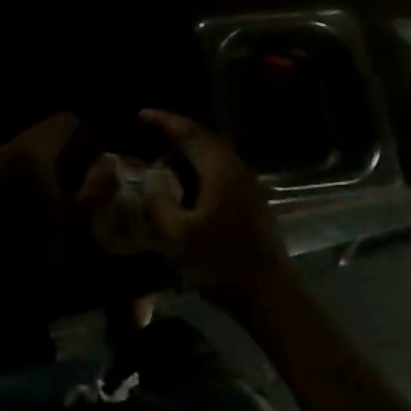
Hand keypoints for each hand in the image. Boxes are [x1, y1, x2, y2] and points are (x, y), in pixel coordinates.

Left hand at [0, 113, 115, 324]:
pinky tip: (51, 190)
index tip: (102, 160)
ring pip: (37, 140)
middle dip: (74, 144)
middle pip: (51, 128)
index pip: (67, 121)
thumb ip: (98, 185)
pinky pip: (24, 154)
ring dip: (57, 153)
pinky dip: (41, 163)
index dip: (90, 136)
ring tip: (73, 183)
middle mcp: (13, 147)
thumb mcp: (79, 220)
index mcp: (34, 153)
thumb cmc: (37, 249)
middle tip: (91, 171)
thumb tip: (111, 161)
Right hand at [140, 109, 296, 309]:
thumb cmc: (220, 263)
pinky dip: (197, 169)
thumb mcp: (177, 235)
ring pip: (213, 157)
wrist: (269, 296)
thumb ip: (159, 201)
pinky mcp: (251, 203)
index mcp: (220, 171)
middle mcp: (237, 171)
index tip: (141, 114)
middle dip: (176, 133)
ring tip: (161, 155)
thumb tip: (152, 177)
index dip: (165, 122)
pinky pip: (219, 172)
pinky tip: (183, 183)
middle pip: (205, 140)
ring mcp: (248, 187)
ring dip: (187, 152)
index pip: (191, 133)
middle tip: (148, 131)